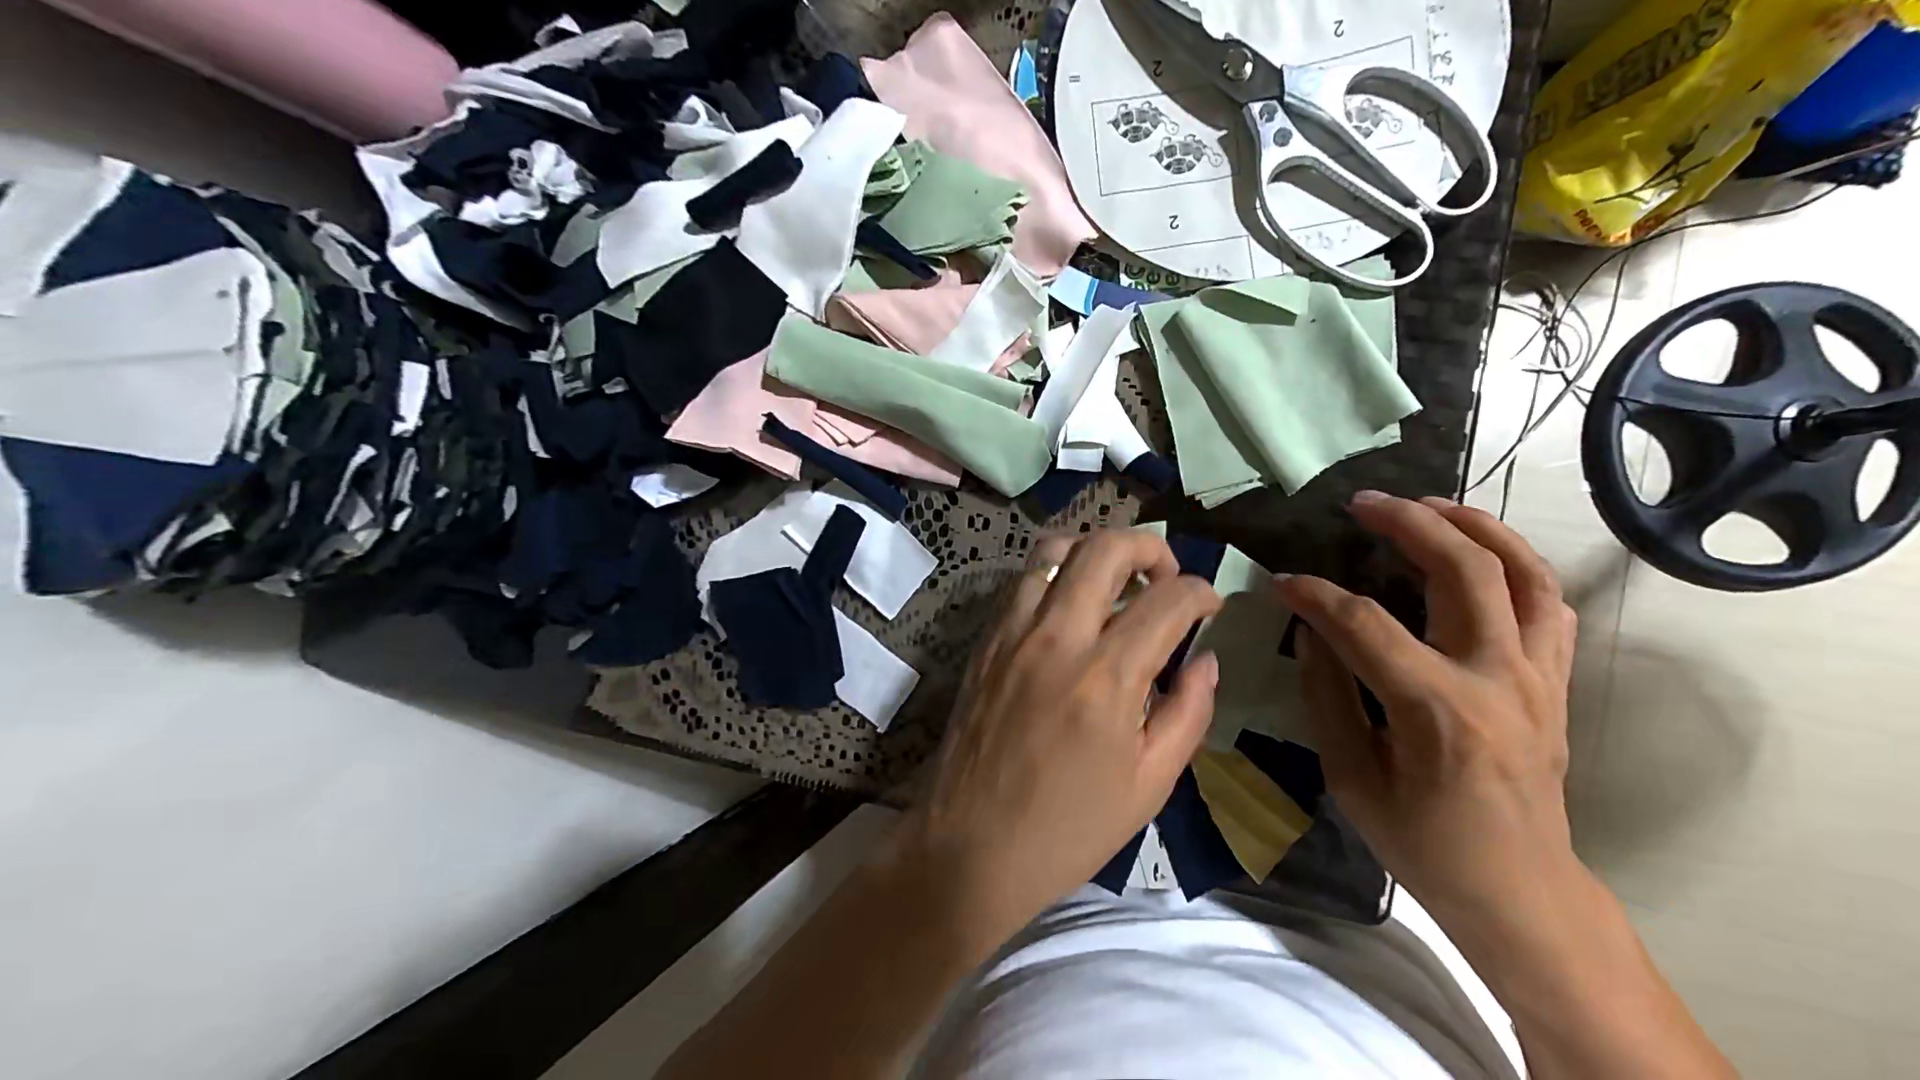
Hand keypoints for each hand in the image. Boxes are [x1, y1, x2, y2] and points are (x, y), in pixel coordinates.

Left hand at [894, 529, 1222, 936]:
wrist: (969, 844)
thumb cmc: (1068, 828)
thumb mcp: (1150, 785)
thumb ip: (1188, 712)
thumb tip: (1206, 660)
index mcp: (1108, 677)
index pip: (1167, 599)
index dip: (1201, 590)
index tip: (1210, 604)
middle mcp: (1058, 638)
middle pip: (1106, 547)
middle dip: (1150, 547)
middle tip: (1166, 576)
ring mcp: (1012, 633)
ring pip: (1055, 550)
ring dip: (1095, 552)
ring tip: (1115, 583)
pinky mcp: (985, 640)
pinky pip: (1021, 581)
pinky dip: (1054, 574)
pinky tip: (1068, 607)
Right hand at [1276, 492, 1581, 924]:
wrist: (1520, 889)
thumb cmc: (1422, 841)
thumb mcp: (1351, 775)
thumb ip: (1328, 694)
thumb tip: (1312, 630)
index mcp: (1436, 708)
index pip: (1363, 624)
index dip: (1315, 595)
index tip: (1280, 582)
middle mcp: (1497, 678)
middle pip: (1463, 571)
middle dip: (1409, 523)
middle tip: (1364, 502)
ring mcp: (1537, 677)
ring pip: (1524, 574)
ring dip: (1477, 527)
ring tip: (1430, 503)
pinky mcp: (1555, 682)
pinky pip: (1550, 605)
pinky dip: (1518, 566)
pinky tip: (1483, 553)